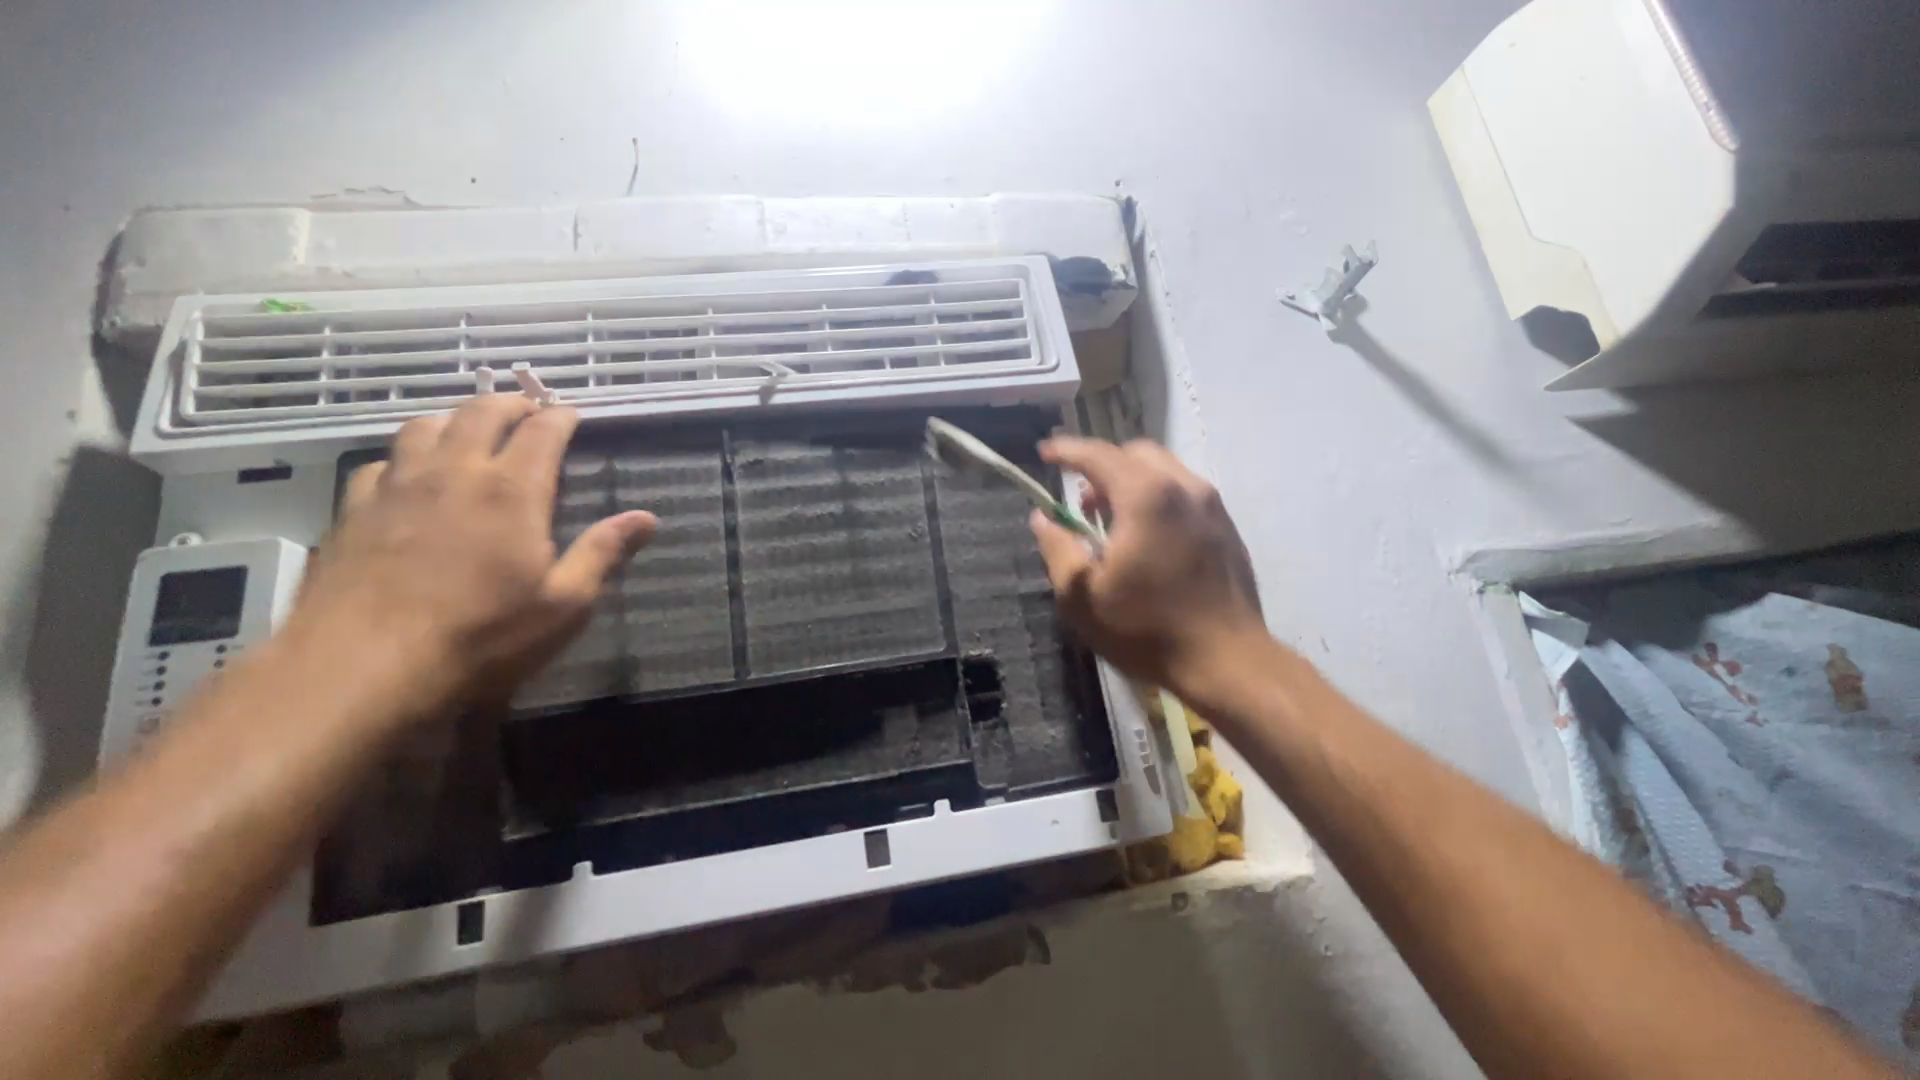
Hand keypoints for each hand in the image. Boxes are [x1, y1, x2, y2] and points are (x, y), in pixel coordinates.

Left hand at [283, 396, 655, 718]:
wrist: (366, 662)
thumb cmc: (482, 635)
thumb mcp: (563, 605)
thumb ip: (603, 553)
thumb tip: (647, 518)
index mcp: (513, 490)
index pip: (542, 431)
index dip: (560, 416)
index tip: (571, 413)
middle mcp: (455, 471)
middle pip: (481, 412)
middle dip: (510, 404)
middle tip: (526, 408)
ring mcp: (398, 486)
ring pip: (425, 425)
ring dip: (455, 418)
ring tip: (468, 429)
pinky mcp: (355, 508)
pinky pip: (381, 462)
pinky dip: (404, 456)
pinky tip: (408, 474)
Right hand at [1030, 436, 1263, 691]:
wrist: (1227, 661)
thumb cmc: (1146, 630)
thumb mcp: (1082, 596)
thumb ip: (1058, 548)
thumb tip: (1043, 518)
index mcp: (1146, 497)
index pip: (1098, 455)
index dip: (1066, 450)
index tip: (1044, 453)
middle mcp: (1184, 488)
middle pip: (1136, 455)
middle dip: (1102, 467)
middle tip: (1081, 503)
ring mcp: (1212, 507)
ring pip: (1164, 473)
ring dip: (1131, 484)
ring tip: (1112, 525)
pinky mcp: (1227, 529)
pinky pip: (1185, 496)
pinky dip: (1158, 501)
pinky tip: (1148, 542)